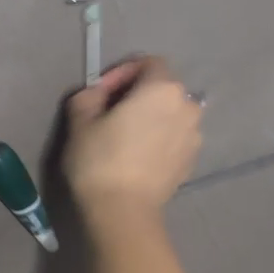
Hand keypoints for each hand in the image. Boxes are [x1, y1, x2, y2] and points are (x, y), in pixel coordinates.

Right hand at [62, 56, 203, 223]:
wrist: (122, 209)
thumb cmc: (98, 162)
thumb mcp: (79, 124)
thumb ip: (87, 97)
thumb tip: (96, 93)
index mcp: (161, 88)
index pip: (148, 63)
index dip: (121, 72)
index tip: (98, 93)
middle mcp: (187, 104)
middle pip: (161, 89)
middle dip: (136, 97)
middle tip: (107, 117)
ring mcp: (194, 133)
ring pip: (169, 115)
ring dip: (149, 119)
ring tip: (123, 141)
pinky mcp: (192, 158)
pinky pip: (173, 138)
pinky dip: (157, 140)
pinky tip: (135, 159)